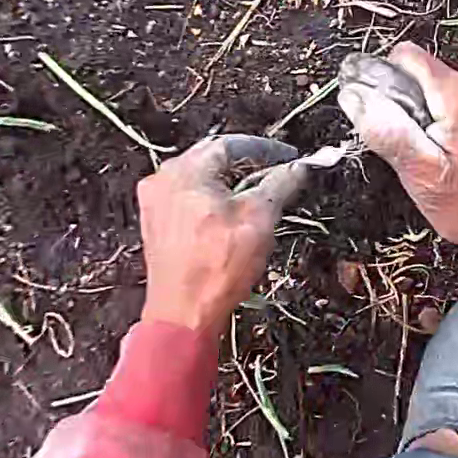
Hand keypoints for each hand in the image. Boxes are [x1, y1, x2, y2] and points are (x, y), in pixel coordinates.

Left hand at [136, 135, 308, 334]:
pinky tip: (235, 209)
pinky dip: (215, 193)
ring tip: (261, 190)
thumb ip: (282, 182)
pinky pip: (191, 193)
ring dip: (232, 178)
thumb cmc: (221, 264)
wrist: (184, 314)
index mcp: (184, 172)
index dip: (267, 148)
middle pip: (213, 156)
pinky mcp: (157, 221)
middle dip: (249, 160)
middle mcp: (163, 180)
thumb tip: (302, 165)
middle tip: (279, 170)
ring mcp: (155, 201)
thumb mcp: (261, 216)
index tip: (291, 158)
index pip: (232, 144)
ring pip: (202, 175)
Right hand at [338, 43, 457, 253]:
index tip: (379, 114)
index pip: (404, 56)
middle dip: (401, 101)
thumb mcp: (420, 172)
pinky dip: (437, 119)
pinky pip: (448, 100)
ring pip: (431, 87)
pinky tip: (443, 150)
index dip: (382, 79)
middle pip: (418, 72)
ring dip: (419, 113)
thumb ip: (387, 130)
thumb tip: (354, 95)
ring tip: (427, 152)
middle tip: (408, 143)